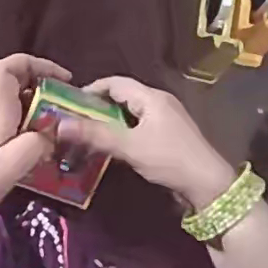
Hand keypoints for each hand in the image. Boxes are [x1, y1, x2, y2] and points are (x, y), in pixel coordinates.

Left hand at [0, 54, 69, 224]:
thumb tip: (55, 134)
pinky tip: (49, 144)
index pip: (9, 66)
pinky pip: (19, 121)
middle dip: (48, 85)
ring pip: (22, 101)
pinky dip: (37, 124)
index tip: (62, 78)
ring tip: (67, 125)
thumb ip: (38, 145)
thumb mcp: (10, 165)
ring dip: (45, 106)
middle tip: (71, 104)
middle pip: (20, 80)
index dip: (37, 63)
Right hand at [52, 77, 237, 209]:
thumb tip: (59, 124)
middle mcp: (159, 102)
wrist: (209, 185)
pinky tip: (112, 147)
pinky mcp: (169, 135)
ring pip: (130, 113)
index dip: (91, 90)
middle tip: (75, 121)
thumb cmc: (169, 159)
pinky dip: (123, 132)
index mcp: (151, 97)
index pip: (115, 82)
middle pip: (122, 96)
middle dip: (98, 106)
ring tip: (88, 135)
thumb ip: (95, 135)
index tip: (69, 104)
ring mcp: (166, 119)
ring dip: (110, 121)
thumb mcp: (129, 147)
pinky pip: (139, 126)